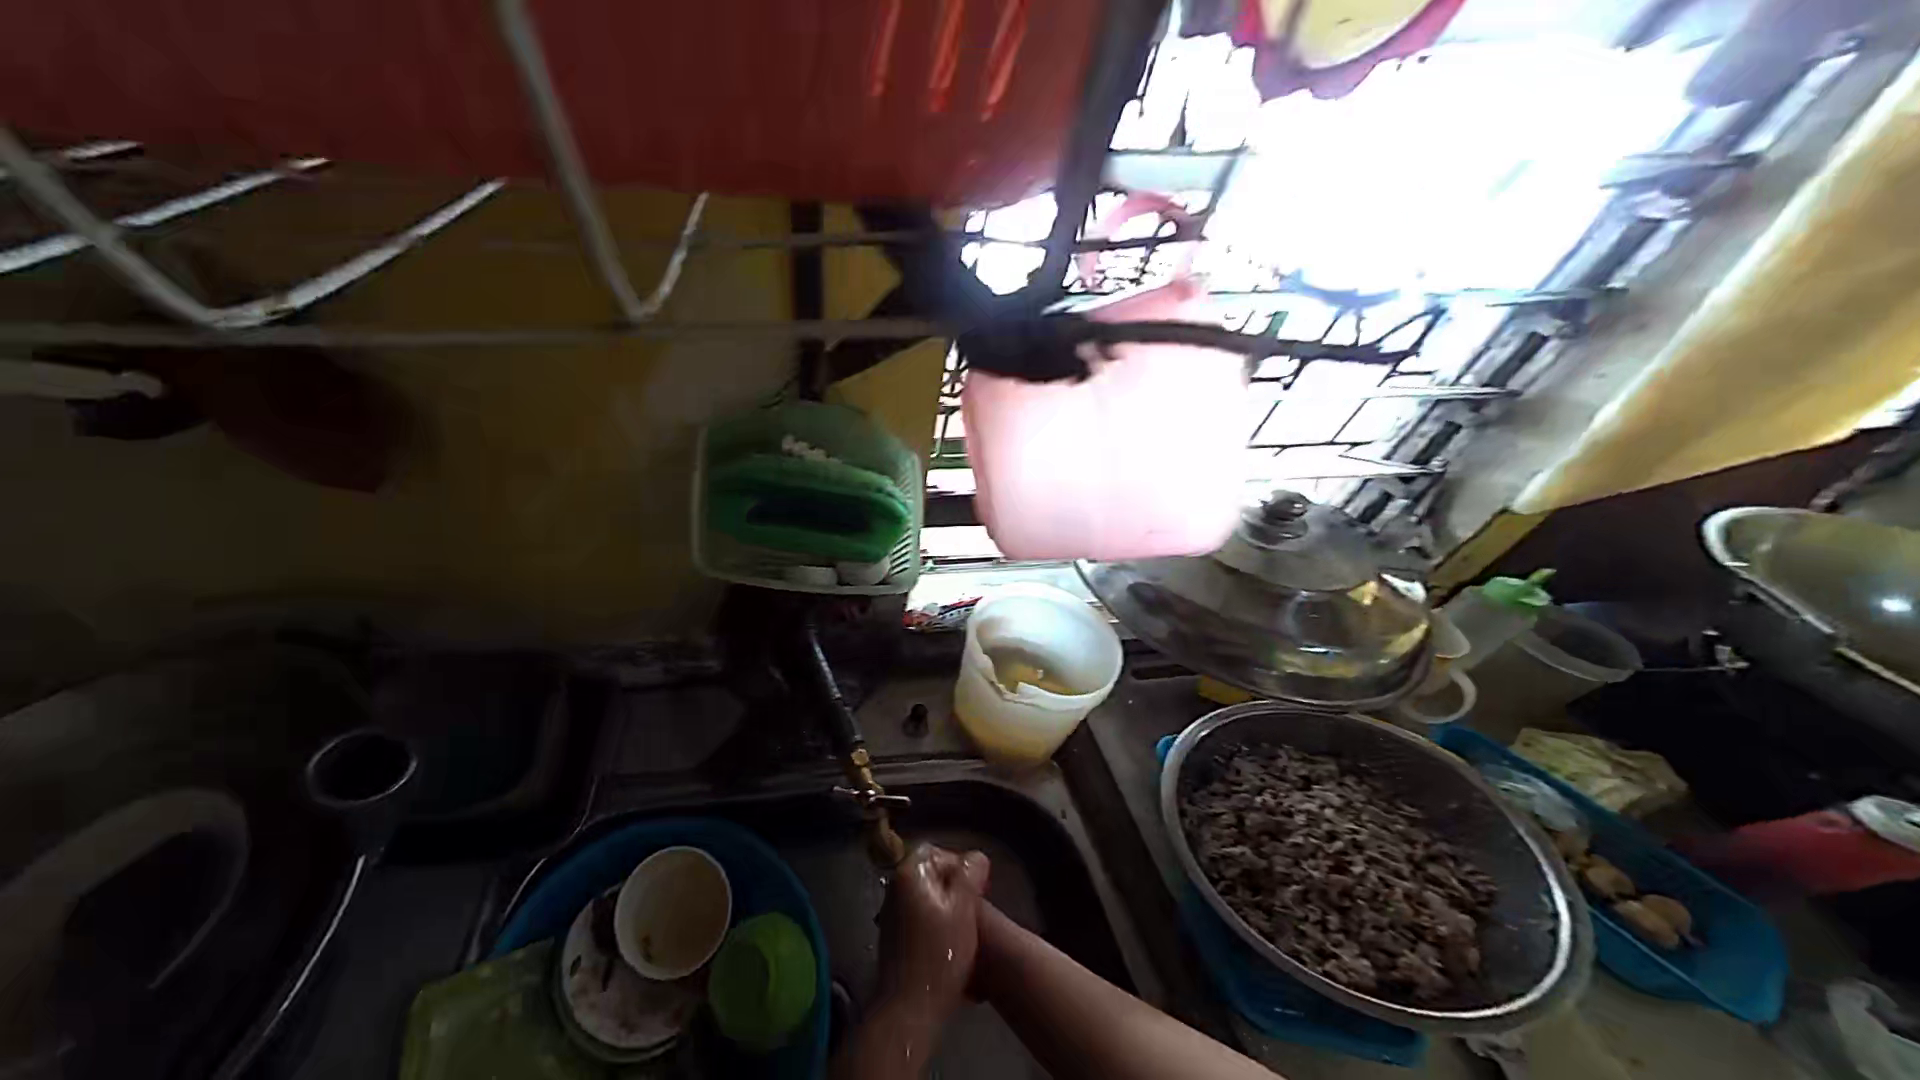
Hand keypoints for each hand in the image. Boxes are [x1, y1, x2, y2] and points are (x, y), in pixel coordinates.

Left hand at [878, 842, 991, 1025]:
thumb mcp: (964, 908)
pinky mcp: (892, 935)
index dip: (960, 864)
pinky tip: (948, 941)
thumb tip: (976, 857)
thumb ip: (970, 874)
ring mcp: (890, 912)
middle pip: (930, 872)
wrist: (910, 1007)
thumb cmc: (940, 954)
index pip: (936, 851)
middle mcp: (894, 888)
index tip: (978, 887)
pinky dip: (934, 920)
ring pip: (925, 894)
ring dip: (946, 904)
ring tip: (964, 926)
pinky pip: (917, 914)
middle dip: (954, 885)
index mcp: (908, 875)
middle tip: (974, 907)